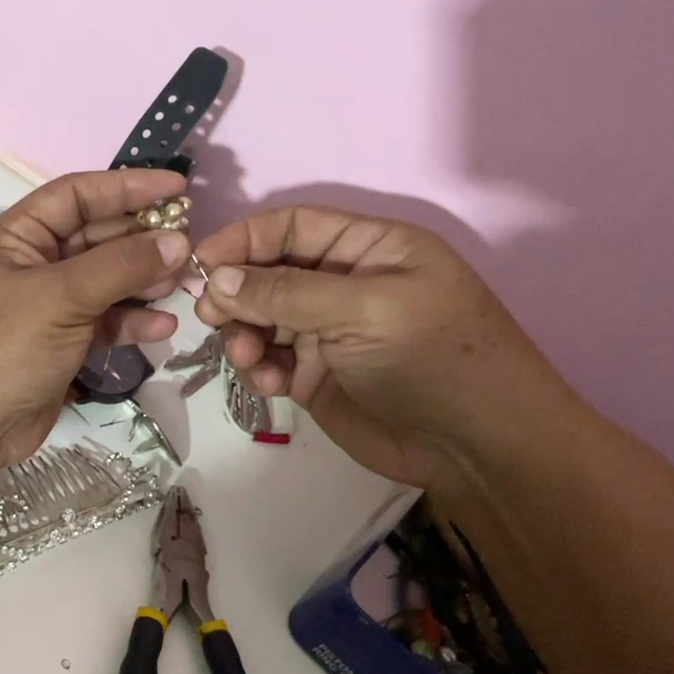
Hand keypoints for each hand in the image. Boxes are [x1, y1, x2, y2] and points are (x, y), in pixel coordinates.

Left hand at [0, 169, 194, 467]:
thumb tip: (178, 240)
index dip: (127, 186)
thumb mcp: (62, 298)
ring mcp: (47, 305)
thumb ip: (121, 265)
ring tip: (182, 283)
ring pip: (105, 279)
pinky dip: (131, 321)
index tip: (178, 186)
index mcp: (15, 238)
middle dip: (141, 238)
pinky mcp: (61, 342)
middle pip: (96, 236)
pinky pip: (104, 320)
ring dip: (143, 280)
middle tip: (190, 243)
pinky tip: (162, 327)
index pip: (76, 195)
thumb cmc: (4, 349)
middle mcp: (31, 264)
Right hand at [193, 206, 574, 488]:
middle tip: (211, 317)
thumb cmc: (432, 358)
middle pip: (266, 272)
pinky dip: (258, 368)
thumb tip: (216, 279)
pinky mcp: (312, 374)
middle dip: (236, 293)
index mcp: (368, 249)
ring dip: (243, 335)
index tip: (199, 265)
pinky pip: (266, 359)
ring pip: (258, 318)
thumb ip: (286, 292)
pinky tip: (271, 384)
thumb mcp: (363, 310)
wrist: (474, 446)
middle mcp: (341, 284)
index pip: (291, 226)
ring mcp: (325, 331)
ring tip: (251, 358)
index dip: (243, 239)